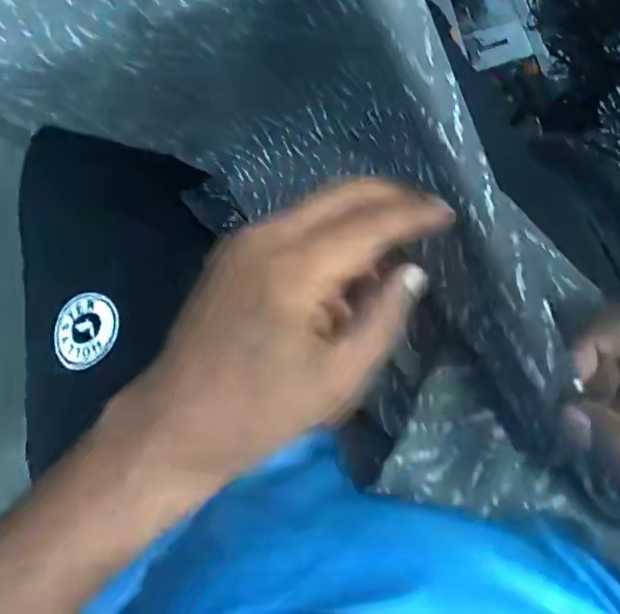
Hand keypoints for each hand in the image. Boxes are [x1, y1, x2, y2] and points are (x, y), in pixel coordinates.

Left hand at [93, 178, 452, 498]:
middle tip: (429, 213)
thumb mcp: (340, 378)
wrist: (170, 427)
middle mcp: (270, 235)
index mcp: (296, 267)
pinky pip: (300, 221)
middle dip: (393, 195)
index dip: (414, 214)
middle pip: (345, 192)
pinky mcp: (236, 248)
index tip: (449, 213)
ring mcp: (247, 237)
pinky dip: (335, 228)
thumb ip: (385, 317)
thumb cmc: (261, 413)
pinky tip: (352, 262)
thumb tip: (413, 270)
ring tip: (399, 243)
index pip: (371, 222)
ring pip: (322, 202)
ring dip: (364, 212)